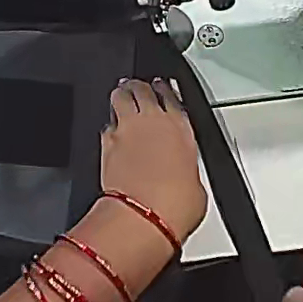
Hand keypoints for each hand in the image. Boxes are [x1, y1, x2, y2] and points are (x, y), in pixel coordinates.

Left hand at [99, 79, 206, 242]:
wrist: (145, 216)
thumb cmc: (174, 204)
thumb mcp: (196, 185)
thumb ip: (187, 168)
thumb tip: (184, 176)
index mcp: (180, 127)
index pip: (172, 96)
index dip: (165, 89)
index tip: (162, 86)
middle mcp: (153, 121)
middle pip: (143, 89)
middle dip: (140, 86)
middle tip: (138, 85)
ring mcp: (127, 129)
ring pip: (121, 96)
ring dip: (121, 93)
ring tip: (121, 91)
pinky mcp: (107, 142)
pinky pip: (106, 124)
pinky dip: (108, 123)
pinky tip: (110, 126)